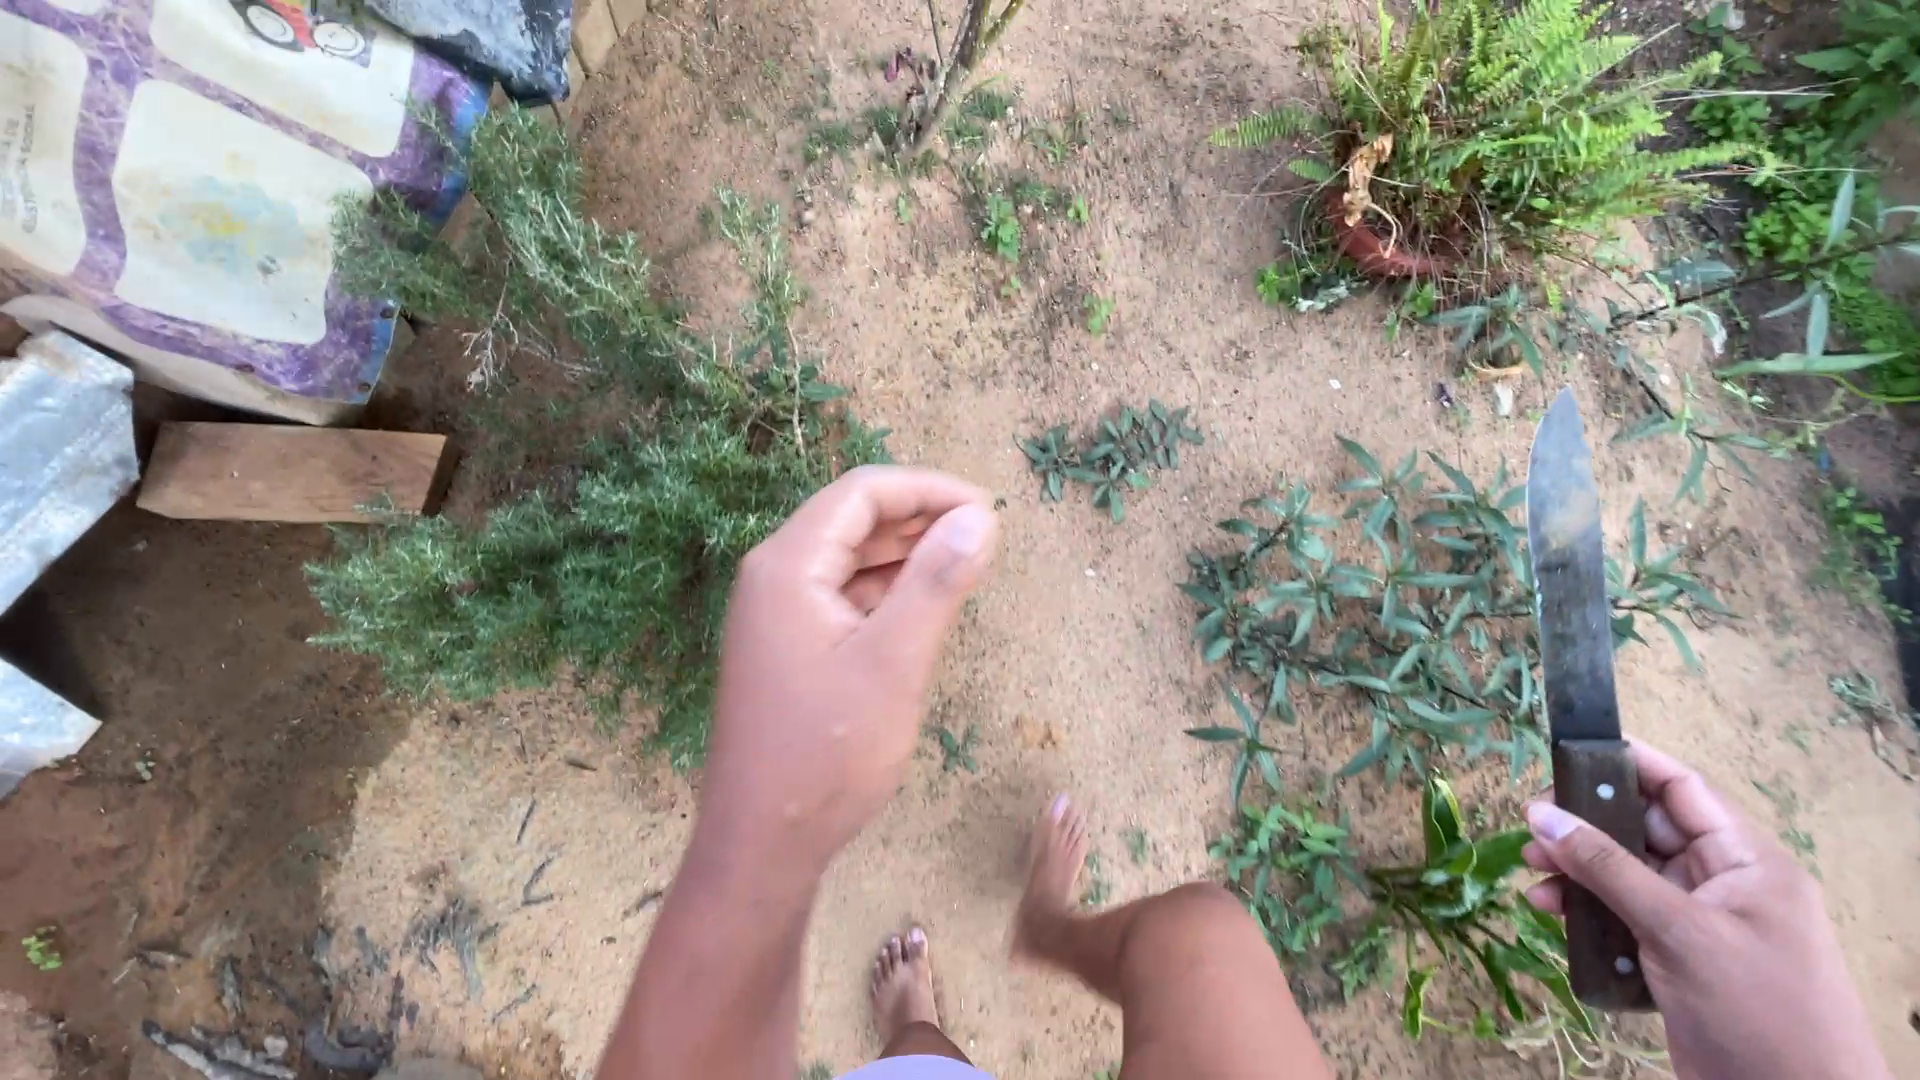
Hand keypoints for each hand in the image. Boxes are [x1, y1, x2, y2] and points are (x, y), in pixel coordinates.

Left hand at [701, 466, 998, 867]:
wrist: (761, 844)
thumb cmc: (826, 756)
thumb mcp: (894, 663)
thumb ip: (937, 582)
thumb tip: (981, 517)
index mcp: (788, 565)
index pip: (862, 493)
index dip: (928, 488)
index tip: (986, 508)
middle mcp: (774, 576)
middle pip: (853, 519)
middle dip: (920, 517)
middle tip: (984, 535)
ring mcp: (777, 613)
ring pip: (850, 558)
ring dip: (906, 553)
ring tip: (965, 562)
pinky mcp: (789, 645)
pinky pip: (843, 596)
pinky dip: (886, 591)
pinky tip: (922, 604)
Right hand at [1523, 739, 1890, 1079]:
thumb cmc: (1757, 1010)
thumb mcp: (1677, 931)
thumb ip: (1605, 867)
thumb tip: (1539, 813)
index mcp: (1746, 862)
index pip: (1681, 788)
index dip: (1627, 762)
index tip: (1566, 751)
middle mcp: (1720, 880)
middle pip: (1638, 826)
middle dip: (1582, 822)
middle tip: (1531, 822)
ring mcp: (1694, 916)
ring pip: (1619, 867)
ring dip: (1572, 865)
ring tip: (1531, 868)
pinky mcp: (1670, 949)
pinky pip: (1615, 906)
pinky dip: (1579, 903)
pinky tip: (1548, 907)